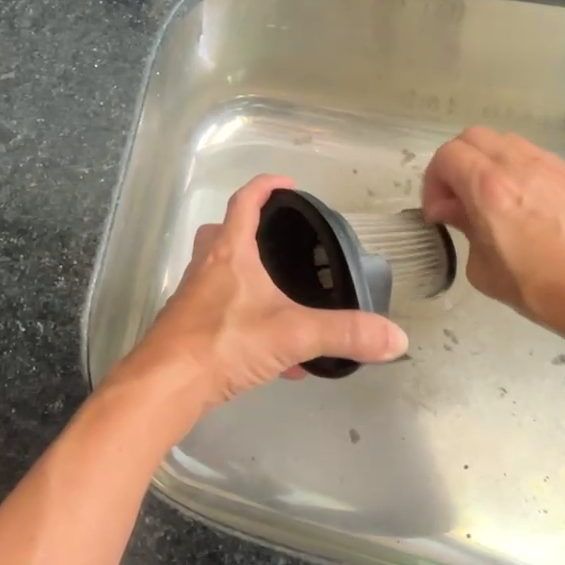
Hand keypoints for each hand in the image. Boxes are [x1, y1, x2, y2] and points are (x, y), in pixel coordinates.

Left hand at [118, 174, 408, 409]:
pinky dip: (251, 327)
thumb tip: (396, 338)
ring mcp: (195, 297)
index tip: (287, 183)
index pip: (244, 202)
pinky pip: (225, 315)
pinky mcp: (191, 328)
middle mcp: (207, 267)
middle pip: (224, 233)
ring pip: (222, 275)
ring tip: (288, 302)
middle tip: (281, 244)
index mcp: (229, 252)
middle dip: (250, 232)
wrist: (168, 381)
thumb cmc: (223, 341)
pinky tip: (280, 361)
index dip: (265, 186)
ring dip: (251, 282)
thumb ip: (344, 333)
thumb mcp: (293, 335)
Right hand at [421, 127, 564, 350]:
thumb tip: (459, 214)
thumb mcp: (486, 271)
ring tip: (486, 199)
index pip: (446, 157)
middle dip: (455, 165)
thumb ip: (465, 232)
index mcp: (488, 187)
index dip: (433, 183)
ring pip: (502, 142)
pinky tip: (518, 204)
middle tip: (455, 200)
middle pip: (472, 139)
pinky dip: (512, 169)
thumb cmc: (546, 290)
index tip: (438, 214)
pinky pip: (529, 156)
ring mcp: (549, 167)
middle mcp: (517, 166)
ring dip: (484, 163)